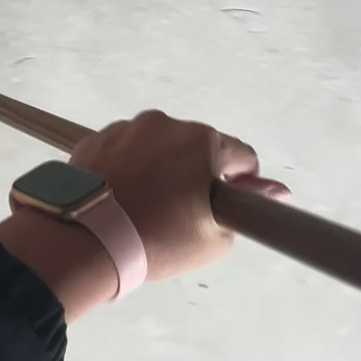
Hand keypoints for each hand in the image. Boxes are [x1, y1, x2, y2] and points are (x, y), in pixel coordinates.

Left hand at [63, 110, 288, 281]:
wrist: (86, 235)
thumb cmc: (158, 236)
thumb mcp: (218, 234)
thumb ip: (250, 205)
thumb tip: (274, 190)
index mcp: (200, 139)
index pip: (241, 157)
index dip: (241, 184)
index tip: (224, 206)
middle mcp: (160, 123)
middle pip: (194, 146)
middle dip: (195, 171)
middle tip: (182, 209)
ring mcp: (122, 128)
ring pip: (155, 146)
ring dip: (159, 165)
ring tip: (147, 203)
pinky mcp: (92, 139)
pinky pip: (122, 150)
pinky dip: (127, 165)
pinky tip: (122, 194)